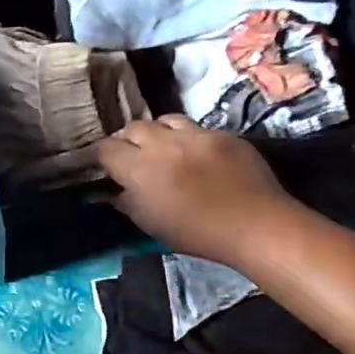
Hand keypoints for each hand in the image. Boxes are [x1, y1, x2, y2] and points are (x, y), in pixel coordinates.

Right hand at [98, 116, 293, 265]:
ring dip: (156, 133)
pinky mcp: (220, 133)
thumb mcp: (150, 224)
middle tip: (130, 157)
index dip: (100, 156)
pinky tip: (193, 155)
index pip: (106, 149)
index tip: (103, 166)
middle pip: (133, 128)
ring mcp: (194, 134)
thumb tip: (110, 190)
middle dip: (127, 140)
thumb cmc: (196, 233)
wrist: (254, 224)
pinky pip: (194, 128)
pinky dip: (186, 138)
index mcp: (140, 168)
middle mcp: (163, 143)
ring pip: (163, 120)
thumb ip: (126, 202)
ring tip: (161, 148)